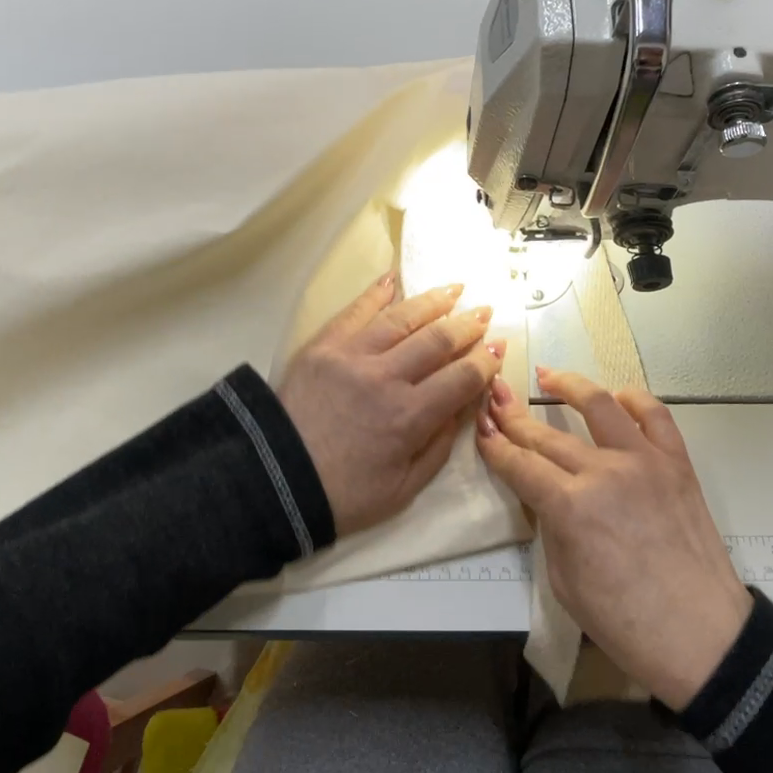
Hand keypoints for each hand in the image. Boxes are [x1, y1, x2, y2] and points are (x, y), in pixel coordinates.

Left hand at [276, 274, 505, 536]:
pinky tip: (394, 279)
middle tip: (484, 312)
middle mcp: (386, 378)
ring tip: (454, 290)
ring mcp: (353, 356)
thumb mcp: (404, 488)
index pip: (462, 377)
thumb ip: (440, 445)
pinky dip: (377, 292)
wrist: (274, 480)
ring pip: (402, 318)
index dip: (485, 360)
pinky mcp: (323, 346)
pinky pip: (356, 311)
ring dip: (433, 301)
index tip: (498, 348)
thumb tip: (467, 406)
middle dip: (467, 324)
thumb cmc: (344, 493)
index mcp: (410, 418)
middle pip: (438, 340)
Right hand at [476, 367, 752, 710]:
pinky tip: (616, 395)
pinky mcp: (677, 463)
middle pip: (546, 434)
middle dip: (513, 416)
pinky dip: (633, 398)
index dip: (494, 446)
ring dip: (567, 384)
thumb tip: (544, 493)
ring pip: (597, 405)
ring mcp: (644, 462)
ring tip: (547, 375)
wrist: (701, 637)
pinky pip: (655, 415)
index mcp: (570, 507)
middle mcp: (603, 473)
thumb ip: (550, 525)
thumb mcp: (563, 579)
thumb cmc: (624, 622)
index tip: (480, 428)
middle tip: (495, 397)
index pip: (519, 464)